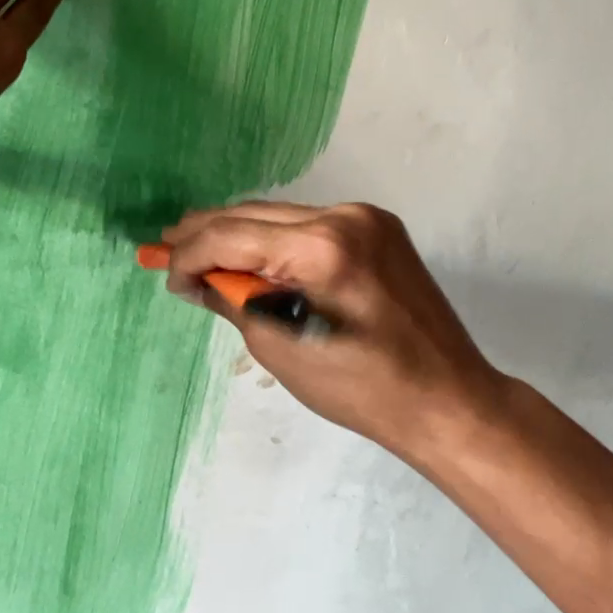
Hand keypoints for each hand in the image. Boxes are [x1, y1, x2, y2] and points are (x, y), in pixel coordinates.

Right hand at [161, 202, 508, 457]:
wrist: (447, 398)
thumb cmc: (358, 387)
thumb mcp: (279, 346)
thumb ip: (233, 299)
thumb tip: (197, 281)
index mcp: (320, 248)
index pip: (229, 236)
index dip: (188, 254)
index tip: (166, 277)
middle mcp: (343, 216)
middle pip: (251, 214)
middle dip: (205, 233)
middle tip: (165, 249)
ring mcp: (365, 217)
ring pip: (278, 214)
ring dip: (238, 233)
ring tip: (199, 251)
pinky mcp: (378, 227)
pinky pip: (306, 224)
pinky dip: (273, 238)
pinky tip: (251, 254)